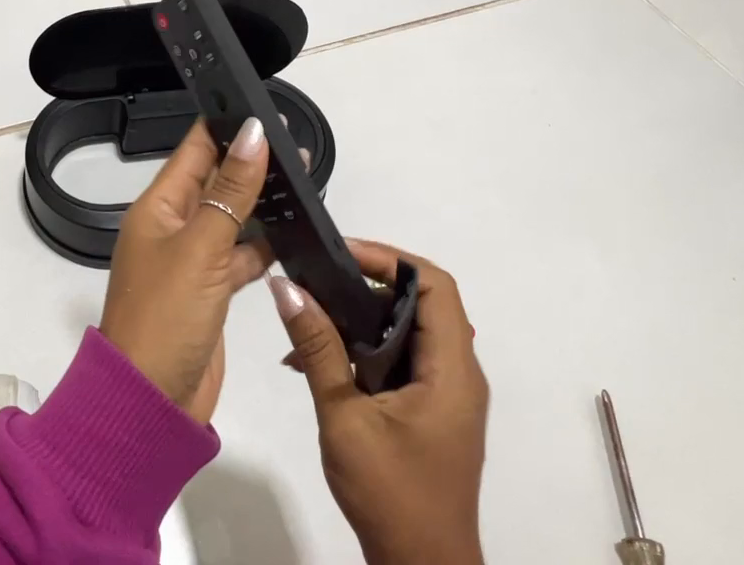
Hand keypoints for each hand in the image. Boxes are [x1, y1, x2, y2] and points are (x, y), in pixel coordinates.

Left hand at [100, 117, 274, 422]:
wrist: (151, 400)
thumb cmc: (166, 315)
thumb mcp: (200, 247)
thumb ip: (231, 191)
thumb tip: (252, 132)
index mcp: (157, 209)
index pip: (193, 152)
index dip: (224, 127)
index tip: (260, 107)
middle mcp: (171, 229)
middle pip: (214, 183)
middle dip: (250, 162)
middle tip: (295, 146)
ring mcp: (191, 262)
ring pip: (231, 219)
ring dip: (261, 204)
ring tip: (303, 184)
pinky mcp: (211, 292)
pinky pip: (240, 257)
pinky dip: (263, 247)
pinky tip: (293, 237)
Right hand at [270, 239, 488, 564]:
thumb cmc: (389, 492)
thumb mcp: (344, 415)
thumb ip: (317, 348)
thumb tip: (286, 287)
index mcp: (451, 370)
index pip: (435, 285)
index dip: (390, 258)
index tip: (339, 252)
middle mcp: (458, 374)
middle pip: (420, 303)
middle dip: (365, 285)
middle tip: (314, 280)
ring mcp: (445, 395)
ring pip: (406, 332)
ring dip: (357, 320)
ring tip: (307, 320)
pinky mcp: (430, 411)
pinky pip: (399, 360)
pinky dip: (362, 350)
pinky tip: (315, 364)